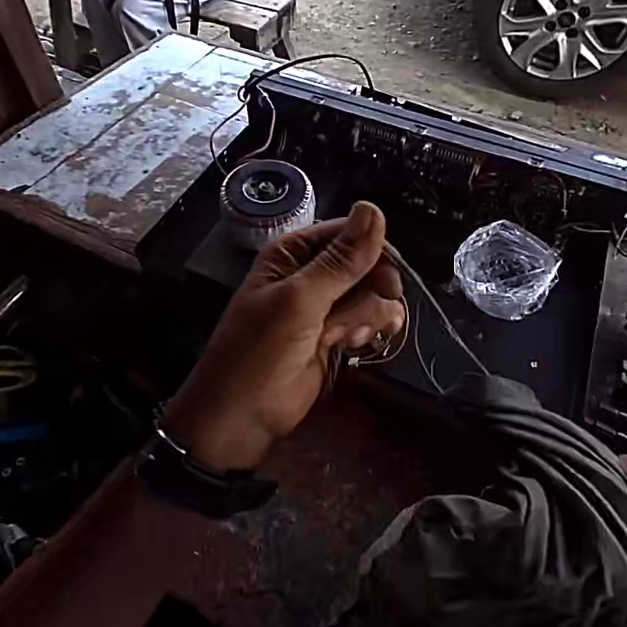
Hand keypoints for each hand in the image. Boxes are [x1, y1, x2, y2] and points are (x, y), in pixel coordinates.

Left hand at [163, 203, 404, 470]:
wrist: (241, 418)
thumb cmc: (259, 354)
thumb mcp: (299, 302)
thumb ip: (341, 261)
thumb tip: (374, 208)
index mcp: (294, 252)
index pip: (350, 234)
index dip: (373, 255)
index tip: (385, 283)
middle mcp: (311, 272)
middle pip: (368, 264)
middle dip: (369, 292)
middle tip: (359, 318)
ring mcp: (325, 305)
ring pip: (373, 293)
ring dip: (367, 316)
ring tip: (344, 338)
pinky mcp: (336, 333)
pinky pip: (371, 318)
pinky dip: (370, 330)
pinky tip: (354, 345)